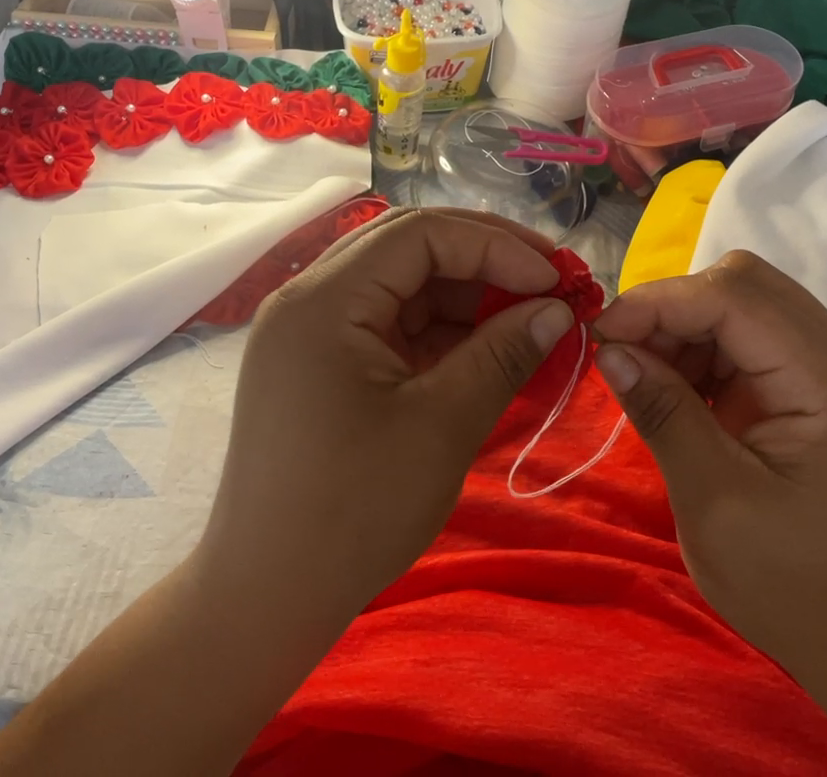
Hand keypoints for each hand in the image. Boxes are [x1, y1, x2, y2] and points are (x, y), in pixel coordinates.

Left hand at [197, 207, 578, 627]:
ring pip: (399, 289)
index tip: (555, 279)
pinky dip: (437, 335)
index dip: (495, 246)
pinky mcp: (318, 368)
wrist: (269, 592)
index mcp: (324, 300)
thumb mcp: (442, 425)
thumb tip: (557, 309)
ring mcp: (309, 335)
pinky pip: (386, 328)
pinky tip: (485, 351)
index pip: (419, 235)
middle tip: (549, 287)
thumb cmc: (355, 509)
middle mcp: (307, 301)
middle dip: (482, 262)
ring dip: (464, 299)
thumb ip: (502, 353)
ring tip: (528, 322)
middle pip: (405, 250)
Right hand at [590, 251, 826, 675]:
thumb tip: (608, 348)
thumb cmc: (796, 588)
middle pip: (746, 286)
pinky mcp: (823, 391)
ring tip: (646, 382)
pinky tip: (680, 395)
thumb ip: (664, 414)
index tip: (599, 337)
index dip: (659, 302)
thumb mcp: (716, 504)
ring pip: (746, 306)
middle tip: (620, 357)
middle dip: (671, 310)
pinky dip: (705, 355)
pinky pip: (755, 343)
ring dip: (685, 331)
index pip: (737, 296)